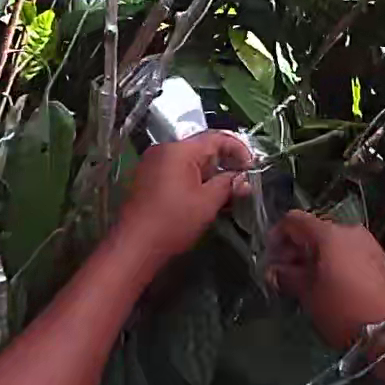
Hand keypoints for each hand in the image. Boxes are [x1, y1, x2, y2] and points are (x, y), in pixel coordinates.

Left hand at [116, 131, 251, 265]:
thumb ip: (228, 185)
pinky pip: (176, 170)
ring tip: (225, 193)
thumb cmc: (173, 221)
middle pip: (202, 148)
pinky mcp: (147, 178)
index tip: (252, 167)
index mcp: (179, 149)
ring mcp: (152, 163)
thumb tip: (244, 180)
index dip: (238, 149)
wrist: (133, 247)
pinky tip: (204, 198)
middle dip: (224, 163)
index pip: (216, 138)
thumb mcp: (207, 202)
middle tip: (241, 182)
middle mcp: (164, 149)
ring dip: (209, 174)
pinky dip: (193, 180)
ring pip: (190, 161)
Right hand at [267, 211, 384, 348]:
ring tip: (304, 283)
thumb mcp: (308, 294)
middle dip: (294, 249)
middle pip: (313, 230)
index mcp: (328, 233)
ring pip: (331, 242)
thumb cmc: (344, 310)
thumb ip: (287, 277)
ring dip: (313, 256)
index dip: (277, 235)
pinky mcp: (378, 258)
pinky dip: (332, 262)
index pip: (294, 220)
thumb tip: (274, 271)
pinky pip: (347, 251)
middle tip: (282, 274)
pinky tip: (328, 285)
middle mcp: (348, 230)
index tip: (269, 257)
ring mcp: (367, 242)